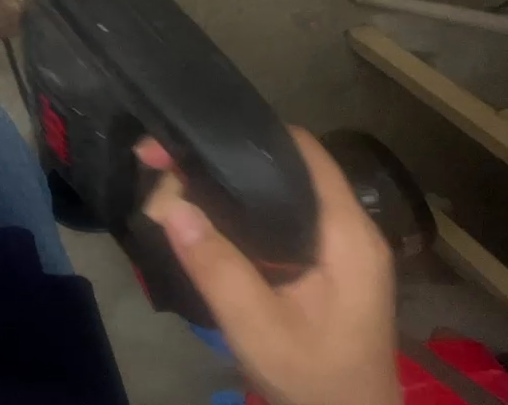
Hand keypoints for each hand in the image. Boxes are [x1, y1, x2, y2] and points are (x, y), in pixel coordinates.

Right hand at [139, 131, 400, 404]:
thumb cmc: (313, 377)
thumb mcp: (258, 327)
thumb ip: (218, 267)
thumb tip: (168, 204)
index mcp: (346, 235)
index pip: (304, 152)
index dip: (249, 132)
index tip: (191, 131)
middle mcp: (346, 230)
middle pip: (283, 166)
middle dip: (218, 156)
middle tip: (160, 156)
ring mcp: (335, 248)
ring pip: (275, 189)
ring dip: (221, 180)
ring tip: (168, 174)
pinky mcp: (321, 264)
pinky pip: (276, 213)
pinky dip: (234, 203)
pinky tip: (198, 208)